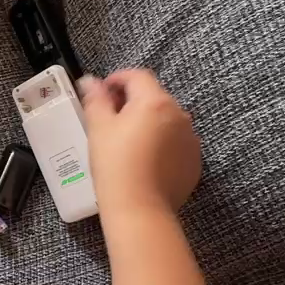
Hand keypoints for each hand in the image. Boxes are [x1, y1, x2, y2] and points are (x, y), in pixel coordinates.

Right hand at [77, 68, 201, 221]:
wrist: (140, 208)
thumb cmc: (115, 164)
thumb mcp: (98, 128)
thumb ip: (96, 99)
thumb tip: (90, 81)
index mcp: (155, 102)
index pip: (137, 76)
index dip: (117, 79)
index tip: (101, 92)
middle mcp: (179, 115)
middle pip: (154, 97)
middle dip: (131, 102)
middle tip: (108, 119)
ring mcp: (190, 138)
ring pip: (166, 119)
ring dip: (147, 122)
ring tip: (125, 141)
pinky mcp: (194, 160)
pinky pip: (175, 142)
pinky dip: (160, 143)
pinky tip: (142, 159)